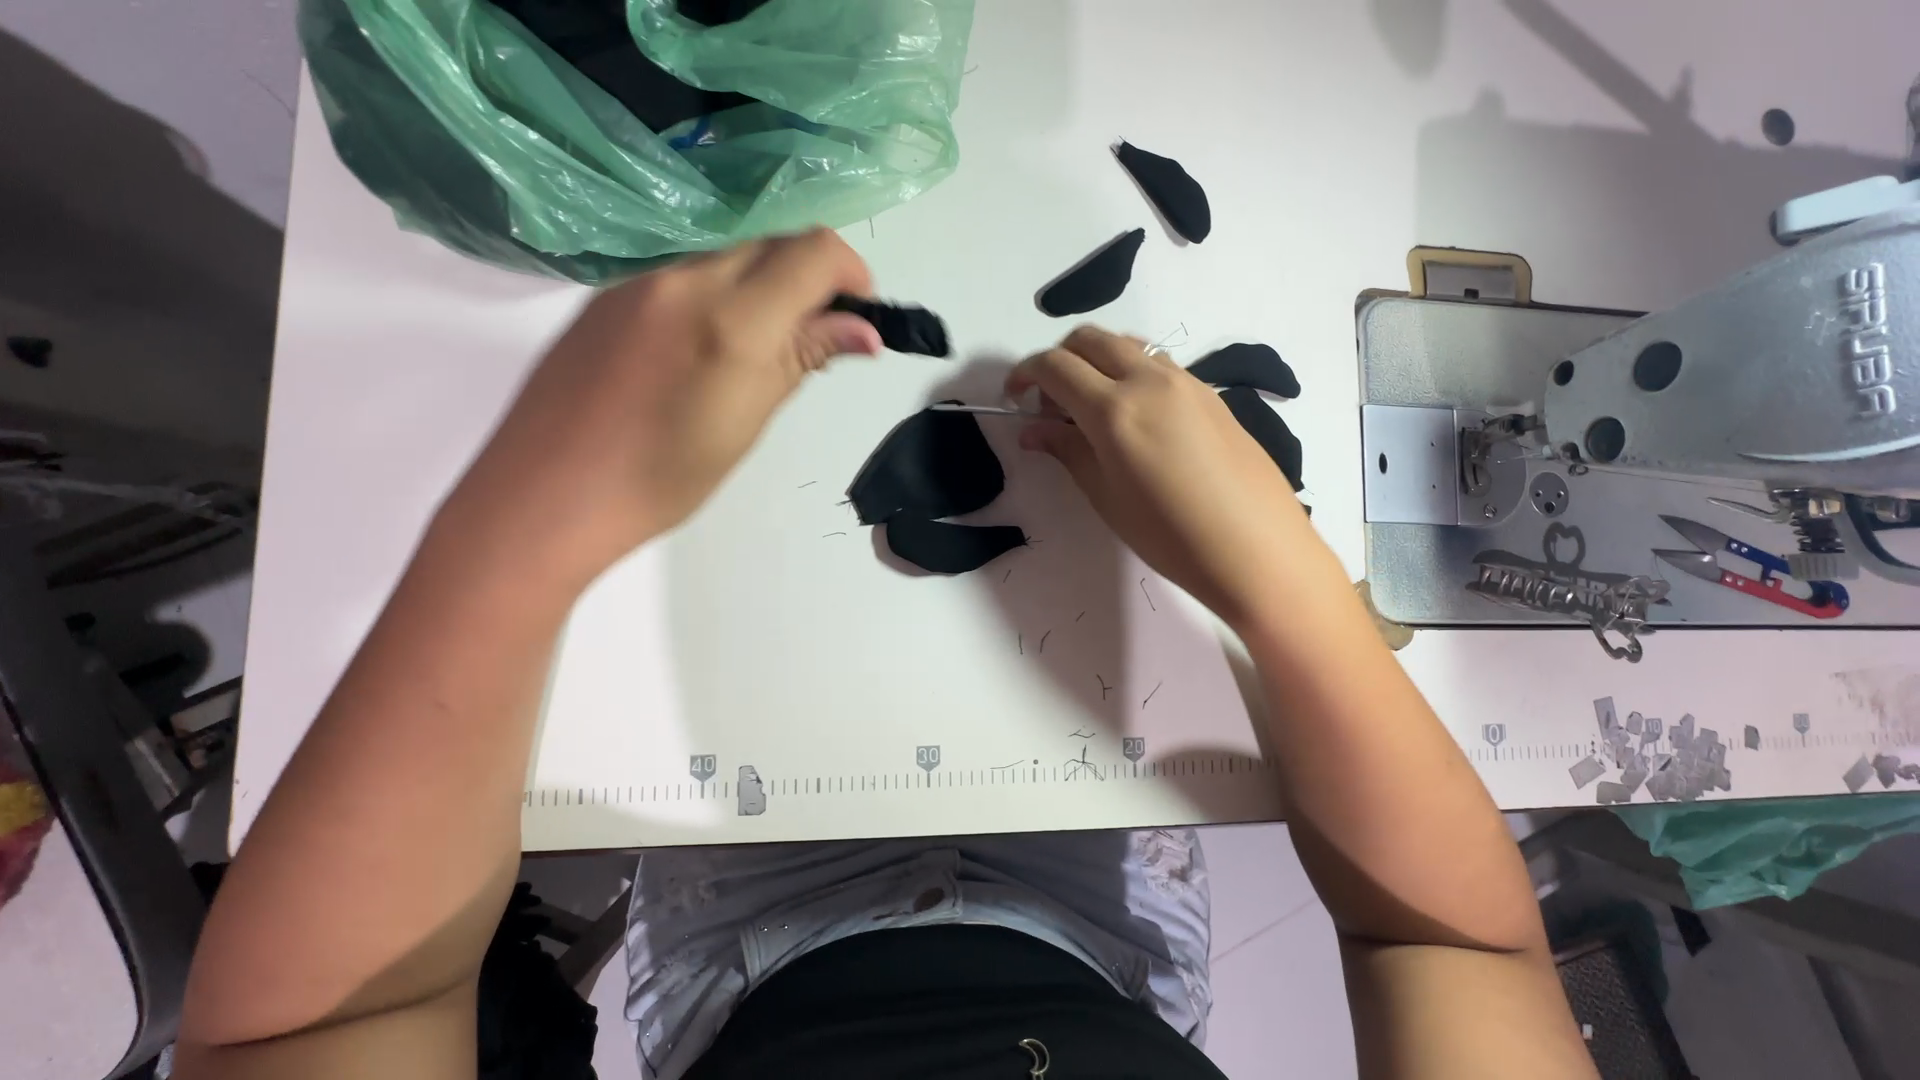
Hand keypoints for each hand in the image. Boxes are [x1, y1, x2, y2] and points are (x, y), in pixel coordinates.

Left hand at [446, 229, 880, 583]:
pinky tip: (705, 347)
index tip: (855, 317)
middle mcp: (686, 278)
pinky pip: (684, 268)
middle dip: (810, 275)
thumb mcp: (746, 423)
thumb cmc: (659, 481)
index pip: (814, 251)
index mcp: (731, 319)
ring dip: (764, 281)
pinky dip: (719, 290)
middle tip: (814, 335)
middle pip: (774, 240)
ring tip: (758, 349)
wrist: (545, 496)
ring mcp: (640, 278)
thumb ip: (803, 358)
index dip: (850, 274)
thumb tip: (863, 330)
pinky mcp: (609, 290)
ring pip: (729, 251)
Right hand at [1007, 327, 1326, 631]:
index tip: (1014, 396)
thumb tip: (1032, 429)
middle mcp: (1149, 380)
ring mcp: (1185, 382)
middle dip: (1060, 359)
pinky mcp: (1210, 395)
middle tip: (1051, 403)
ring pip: (1128, 345)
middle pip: (1091, 339)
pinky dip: (1132, 373)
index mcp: (1114, 409)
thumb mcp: (1106, 497)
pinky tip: (1136, 419)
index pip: (1056, 367)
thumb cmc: (1170, 536)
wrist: (1257, 550)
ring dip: (1098, 361)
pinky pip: (1159, 365)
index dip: (1025, 374)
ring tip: (1093, 409)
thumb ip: (1067, 451)